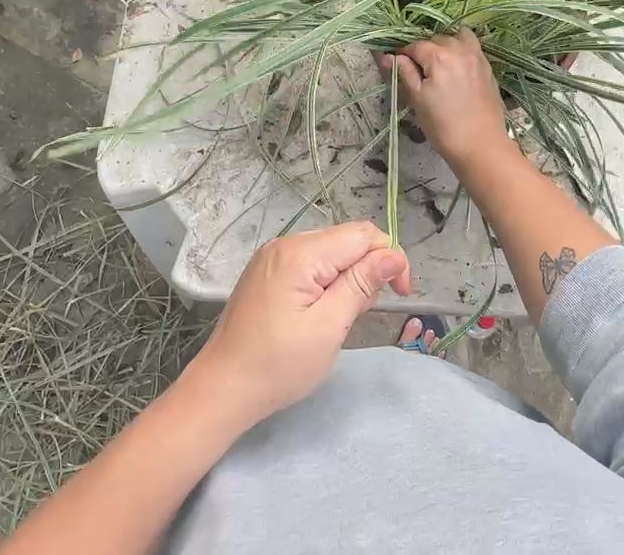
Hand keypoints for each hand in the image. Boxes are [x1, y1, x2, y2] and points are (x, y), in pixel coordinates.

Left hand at [183, 221, 411, 426]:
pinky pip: (310, 262)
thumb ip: (361, 285)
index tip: (400, 294)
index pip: (362, 235)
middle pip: (346, 238)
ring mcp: (272, 256)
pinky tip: (320, 311)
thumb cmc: (278, 366)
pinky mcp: (267, 271)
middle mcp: (285, 244)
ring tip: (338, 317)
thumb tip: (393, 255)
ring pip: (330, 250)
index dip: (389, 258)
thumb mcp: (329, 327)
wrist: (223, 389)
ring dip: (347, 276)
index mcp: (300, 254)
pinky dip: (326, 281)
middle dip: (367, 268)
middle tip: (362, 313)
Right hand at [378, 28, 511, 168]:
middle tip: (419, 71)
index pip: (415, 46)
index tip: (398, 65)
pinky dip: (462, 50)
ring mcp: (477, 57)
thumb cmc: (443, 126)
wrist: (481, 145)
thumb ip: (404, 73)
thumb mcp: (417, 99)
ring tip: (440, 64)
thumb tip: (388, 56)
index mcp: (439, 56)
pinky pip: (472, 47)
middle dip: (425, 50)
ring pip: (457, 37)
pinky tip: (456, 67)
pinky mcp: (488, 67)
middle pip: (436, 39)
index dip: (404, 54)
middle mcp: (460, 50)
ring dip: (446, 44)